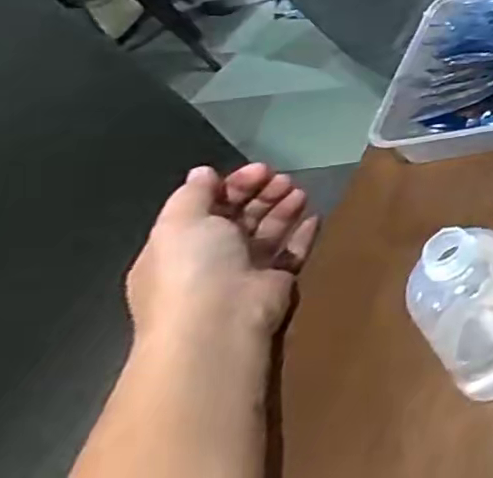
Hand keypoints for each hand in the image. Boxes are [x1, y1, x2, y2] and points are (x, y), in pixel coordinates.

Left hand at [125, 163, 319, 343]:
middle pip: (240, 217)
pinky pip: (291, 253)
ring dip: (283, 208)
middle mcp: (209, 259)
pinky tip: (313, 217)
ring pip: (267, 232)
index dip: (234, 184)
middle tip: (284, 179)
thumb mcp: (179, 222)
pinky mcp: (274, 284)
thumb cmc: (193, 268)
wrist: (219, 322)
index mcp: (179, 246)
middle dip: (262, 193)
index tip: (261, 170)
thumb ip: (192, 193)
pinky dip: (303, 234)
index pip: (209, 206)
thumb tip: (203, 173)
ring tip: (299, 192)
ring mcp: (243, 273)